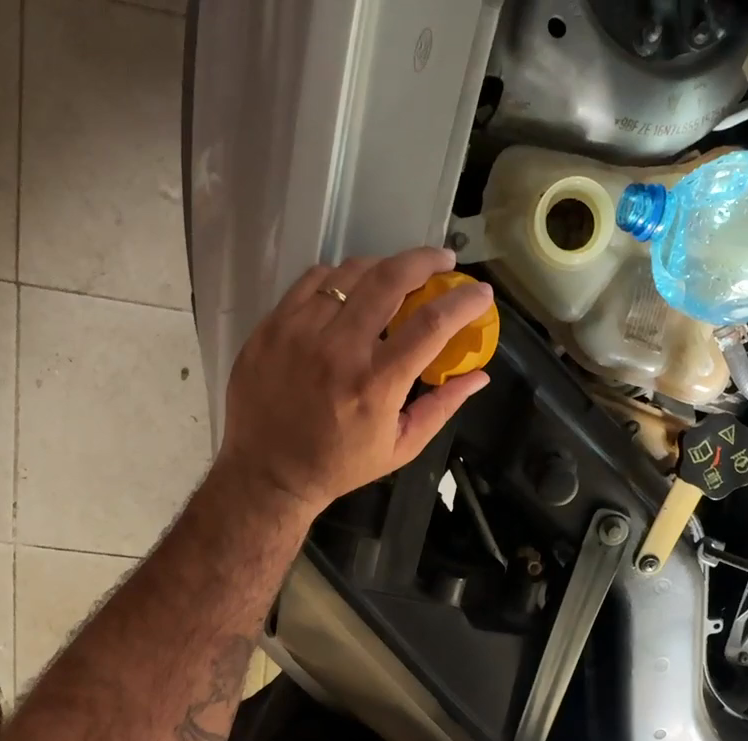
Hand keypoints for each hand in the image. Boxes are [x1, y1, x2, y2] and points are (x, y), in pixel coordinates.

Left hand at [215, 247, 493, 511]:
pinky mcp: (271, 327)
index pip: (431, 325)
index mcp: (376, 384)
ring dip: (383, 267)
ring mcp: (298, 333)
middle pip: (390, 278)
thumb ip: (442, 406)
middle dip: (425, 261)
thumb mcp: (401, 446)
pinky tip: (351, 290)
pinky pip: (312, 281)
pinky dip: (340, 278)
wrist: (267, 473)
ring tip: (397, 276)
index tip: (481, 291)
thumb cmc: (340, 464)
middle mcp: (338, 350)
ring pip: (349, 273)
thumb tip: (480, 376)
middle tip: (443, 261)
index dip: (463, 301)